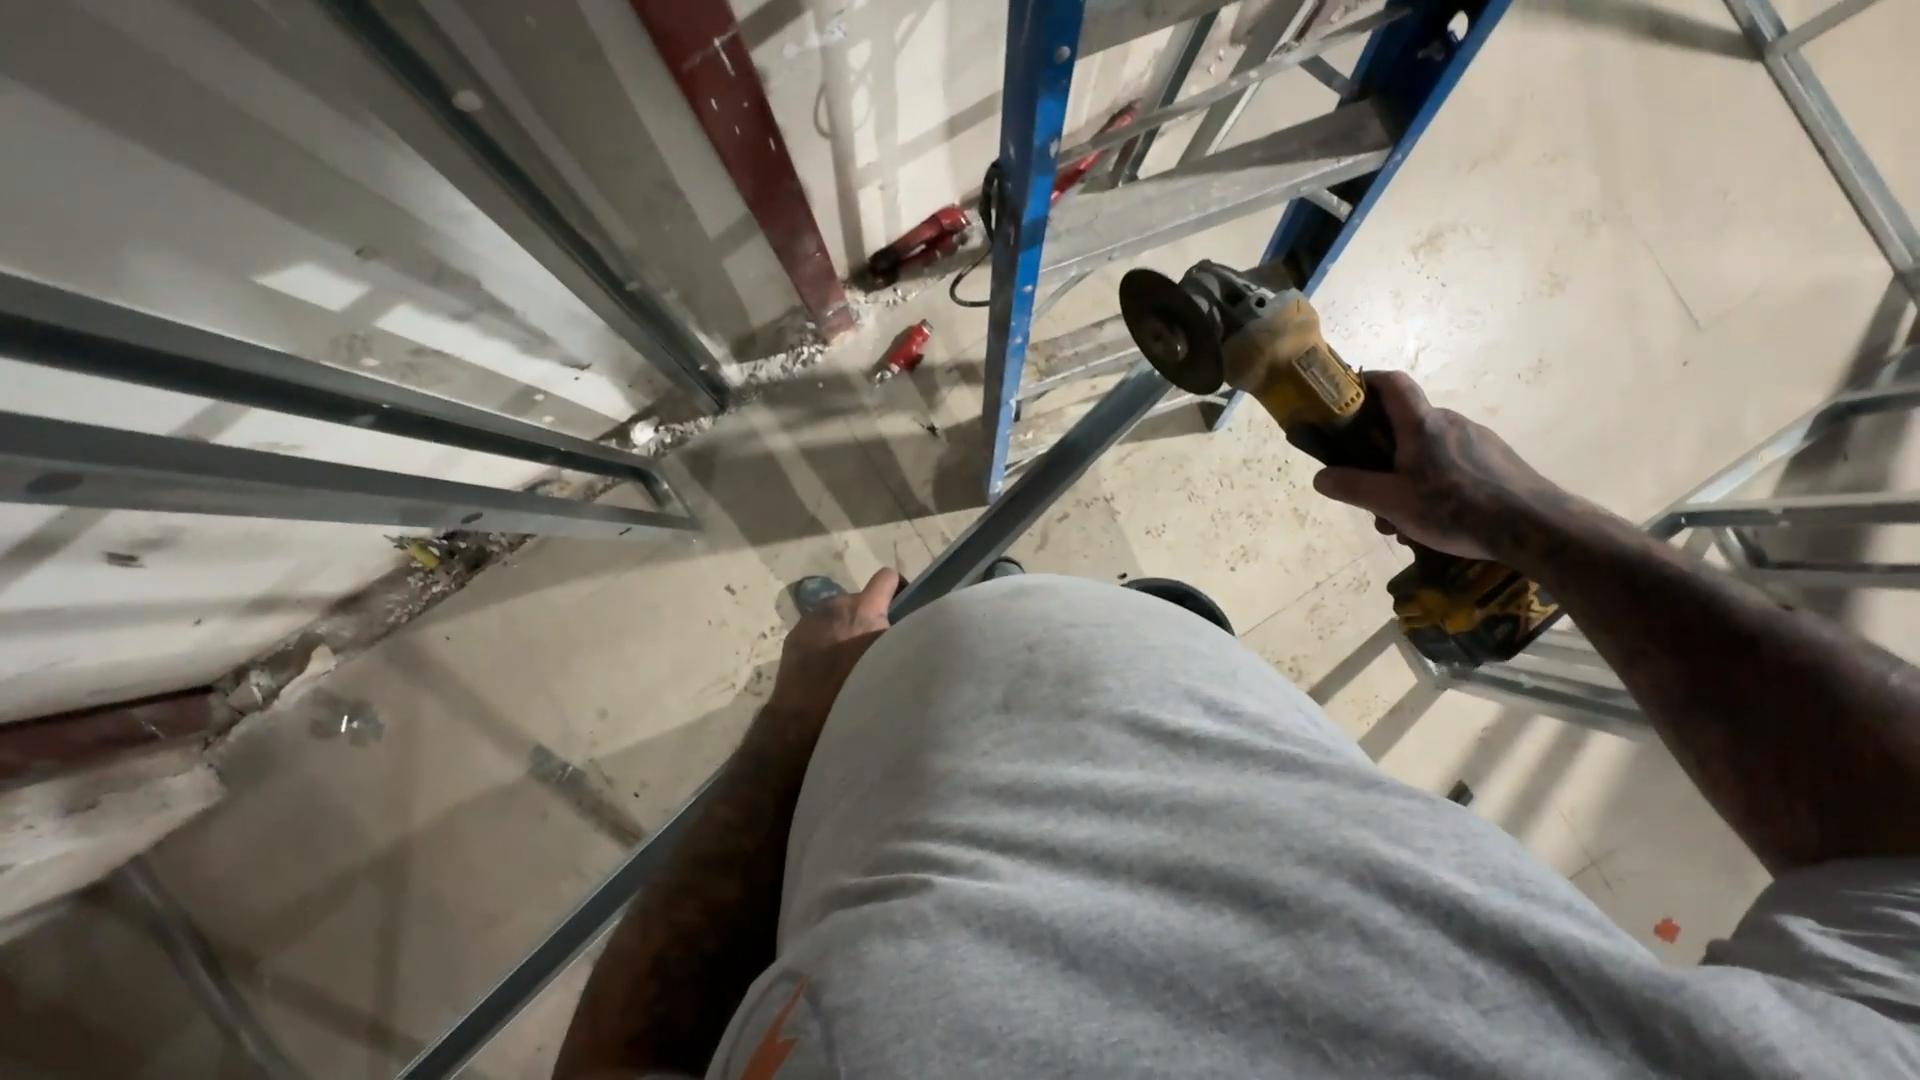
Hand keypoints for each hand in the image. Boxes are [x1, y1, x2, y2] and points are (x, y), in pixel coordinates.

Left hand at [765, 568, 900, 721]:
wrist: (805, 716)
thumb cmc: (855, 689)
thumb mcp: (890, 660)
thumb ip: (897, 637)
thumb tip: (903, 631)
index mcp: (864, 609)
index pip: (886, 577)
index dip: (898, 587)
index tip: (902, 605)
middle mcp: (836, 605)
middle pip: (860, 599)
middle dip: (870, 616)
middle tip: (875, 645)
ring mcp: (812, 618)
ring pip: (838, 614)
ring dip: (847, 627)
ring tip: (848, 657)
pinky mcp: (795, 634)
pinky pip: (818, 628)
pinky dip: (826, 638)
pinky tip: (826, 665)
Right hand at [1311, 371, 1568, 561]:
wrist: (1534, 526)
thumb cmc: (1455, 507)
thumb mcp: (1391, 502)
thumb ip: (1352, 487)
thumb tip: (1320, 478)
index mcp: (1421, 424)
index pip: (1392, 384)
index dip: (1367, 382)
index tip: (1347, 395)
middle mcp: (1451, 423)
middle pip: (1405, 427)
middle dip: (1379, 456)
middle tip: (1368, 490)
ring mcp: (1478, 441)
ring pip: (1428, 452)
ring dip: (1406, 479)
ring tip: (1401, 521)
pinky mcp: (1497, 462)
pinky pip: (1453, 466)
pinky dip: (1434, 486)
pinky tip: (1435, 521)